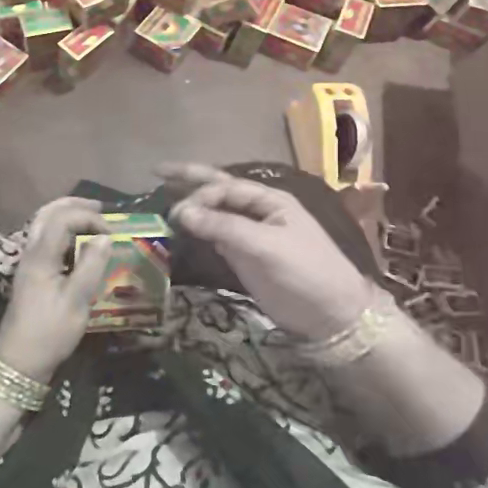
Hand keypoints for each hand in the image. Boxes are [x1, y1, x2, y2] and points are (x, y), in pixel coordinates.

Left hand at [0, 198, 111, 379]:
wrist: (19, 360)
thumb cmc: (50, 331)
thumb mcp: (77, 301)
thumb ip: (91, 266)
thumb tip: (105, 237)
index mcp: (40, 255)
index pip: (63, 218)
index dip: (89, 218)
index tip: (112, 233)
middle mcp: (31, 252)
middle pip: (47, 214)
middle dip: (74, 206)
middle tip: (100, 209)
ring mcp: (28, 262)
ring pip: (43, 225)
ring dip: (67, 216)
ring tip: (91, 220)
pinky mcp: (31, 273)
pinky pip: (45, 240)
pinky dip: (62, 232)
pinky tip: (78, 243)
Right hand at [159, 163, 376, 340]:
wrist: (330, 316)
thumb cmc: (304, 273)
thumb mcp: (265, 246)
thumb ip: (223, 227)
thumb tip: (180, 211)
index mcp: (269, 201)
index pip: (225, 188)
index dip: (199, 195)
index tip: (176, 212)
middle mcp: (258, 212)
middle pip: (219, 190)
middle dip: (189, 180)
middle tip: (157, 171)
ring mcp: (250, 234)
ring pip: (214, 212)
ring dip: (191, 204)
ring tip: (162, 195)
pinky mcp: (244, 256)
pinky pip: (215, 235)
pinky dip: (197, 229)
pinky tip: (181, 226)